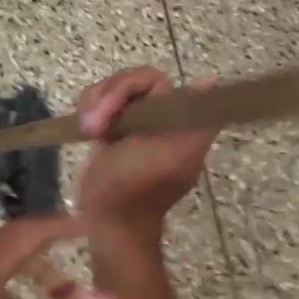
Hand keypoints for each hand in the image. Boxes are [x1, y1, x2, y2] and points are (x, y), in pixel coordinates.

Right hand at [75, 67, 218, 245]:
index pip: (154, 81)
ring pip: (109, 91)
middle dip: (108, 98)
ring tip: (91, 131)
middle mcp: (157, 116)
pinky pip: (96, 103)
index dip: (134, 86)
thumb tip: (210, 81)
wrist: (110, 218)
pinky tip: (88, 131)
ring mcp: (132, 122)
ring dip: (95, 107)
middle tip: (97, 125)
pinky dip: (88, 112)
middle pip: (127, 82)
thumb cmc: (139, 186)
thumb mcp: (174, 153)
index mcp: (178, 120)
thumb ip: (195, 118)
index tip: (125, 109)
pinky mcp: (110, 128)